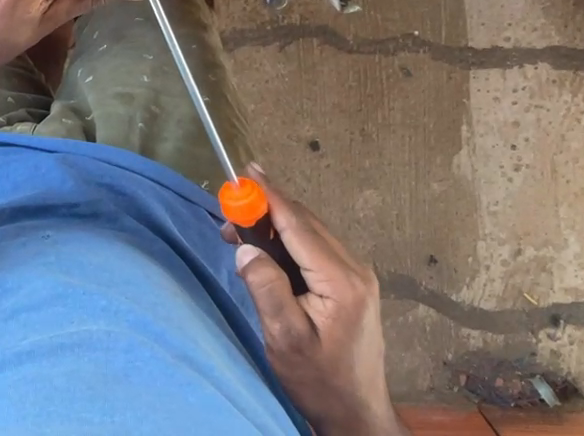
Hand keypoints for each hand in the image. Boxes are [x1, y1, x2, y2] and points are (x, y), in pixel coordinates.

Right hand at [227, 166, 403, 435]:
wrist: (355, 414)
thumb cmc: (319, 379)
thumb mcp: (285, 338)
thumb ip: (266, 287)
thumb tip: (245, 246)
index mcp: (341, 279)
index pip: (297, 223)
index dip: (268, 195)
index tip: (245, 171)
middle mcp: (354, 268)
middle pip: (303, 221)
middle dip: (264, 210)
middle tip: (228, 214)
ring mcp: (355, 274)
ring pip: (307, 231)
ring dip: (273, 225)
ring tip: (238, 232)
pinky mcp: (350, 282)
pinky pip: (313, 246)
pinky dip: (286, 239)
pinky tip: (264, 249)